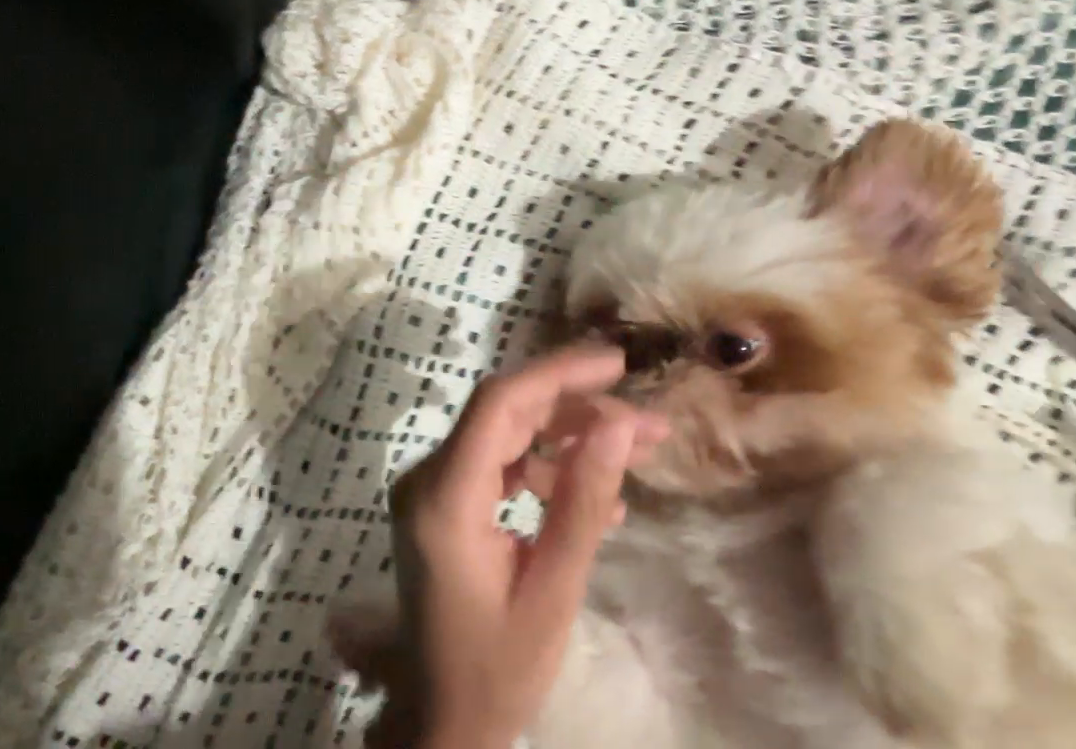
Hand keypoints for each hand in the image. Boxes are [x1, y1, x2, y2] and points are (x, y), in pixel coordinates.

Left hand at [367, 346, 667, 748]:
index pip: (500, 405)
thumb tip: (619, 424)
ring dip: (571, 438)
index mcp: (445, 499)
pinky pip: (500, 465)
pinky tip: (596, 497)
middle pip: (507, 413)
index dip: (560, 373)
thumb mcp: (553, 591)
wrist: (442, 721)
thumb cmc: (498, 668)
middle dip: (579, 408)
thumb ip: (583, 503)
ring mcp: (432, 490)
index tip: (619, 363)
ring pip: (508, 435)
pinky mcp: (444, 504)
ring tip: (638, 454)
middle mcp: (428, 480)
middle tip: (647, 420)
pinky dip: (548, 469)